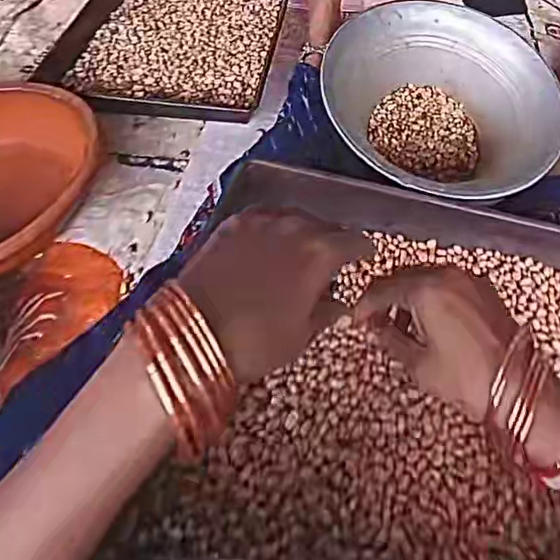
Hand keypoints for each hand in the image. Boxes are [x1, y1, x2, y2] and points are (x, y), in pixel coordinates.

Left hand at [179, 205, 372, 383]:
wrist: (194, 331)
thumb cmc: (254, 341)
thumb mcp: (301, 336)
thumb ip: (327, 312)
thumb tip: (340, 304)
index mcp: (321, 253)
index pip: (355, 241)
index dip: (363, 251)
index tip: (365, 257)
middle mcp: (296, 227)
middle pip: (326, 226)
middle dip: (332, 242)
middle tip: (329, 262)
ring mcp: (263, 221)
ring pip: (294, 218)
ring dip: (302, 233)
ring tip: (296, 253)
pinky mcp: (235, 223)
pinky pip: (265, 218)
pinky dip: (272, 229)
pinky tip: (268, 245)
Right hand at [355, 266, 517, 419]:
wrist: (519, 386)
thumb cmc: (467, 379)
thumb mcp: (419, 365)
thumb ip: (390, 339)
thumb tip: (376, 328)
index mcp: (425, 289)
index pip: (382, 289)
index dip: (364, 305)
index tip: (356, 320)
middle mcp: (445, 273)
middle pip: (402, 275)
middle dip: (384, 297)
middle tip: (374, 320)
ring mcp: (466, 276)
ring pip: (424, 275)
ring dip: (407, 294)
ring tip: (401, 324)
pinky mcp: (482, 285)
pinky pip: (446, 280)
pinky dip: (430, 293)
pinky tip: (428, 318)